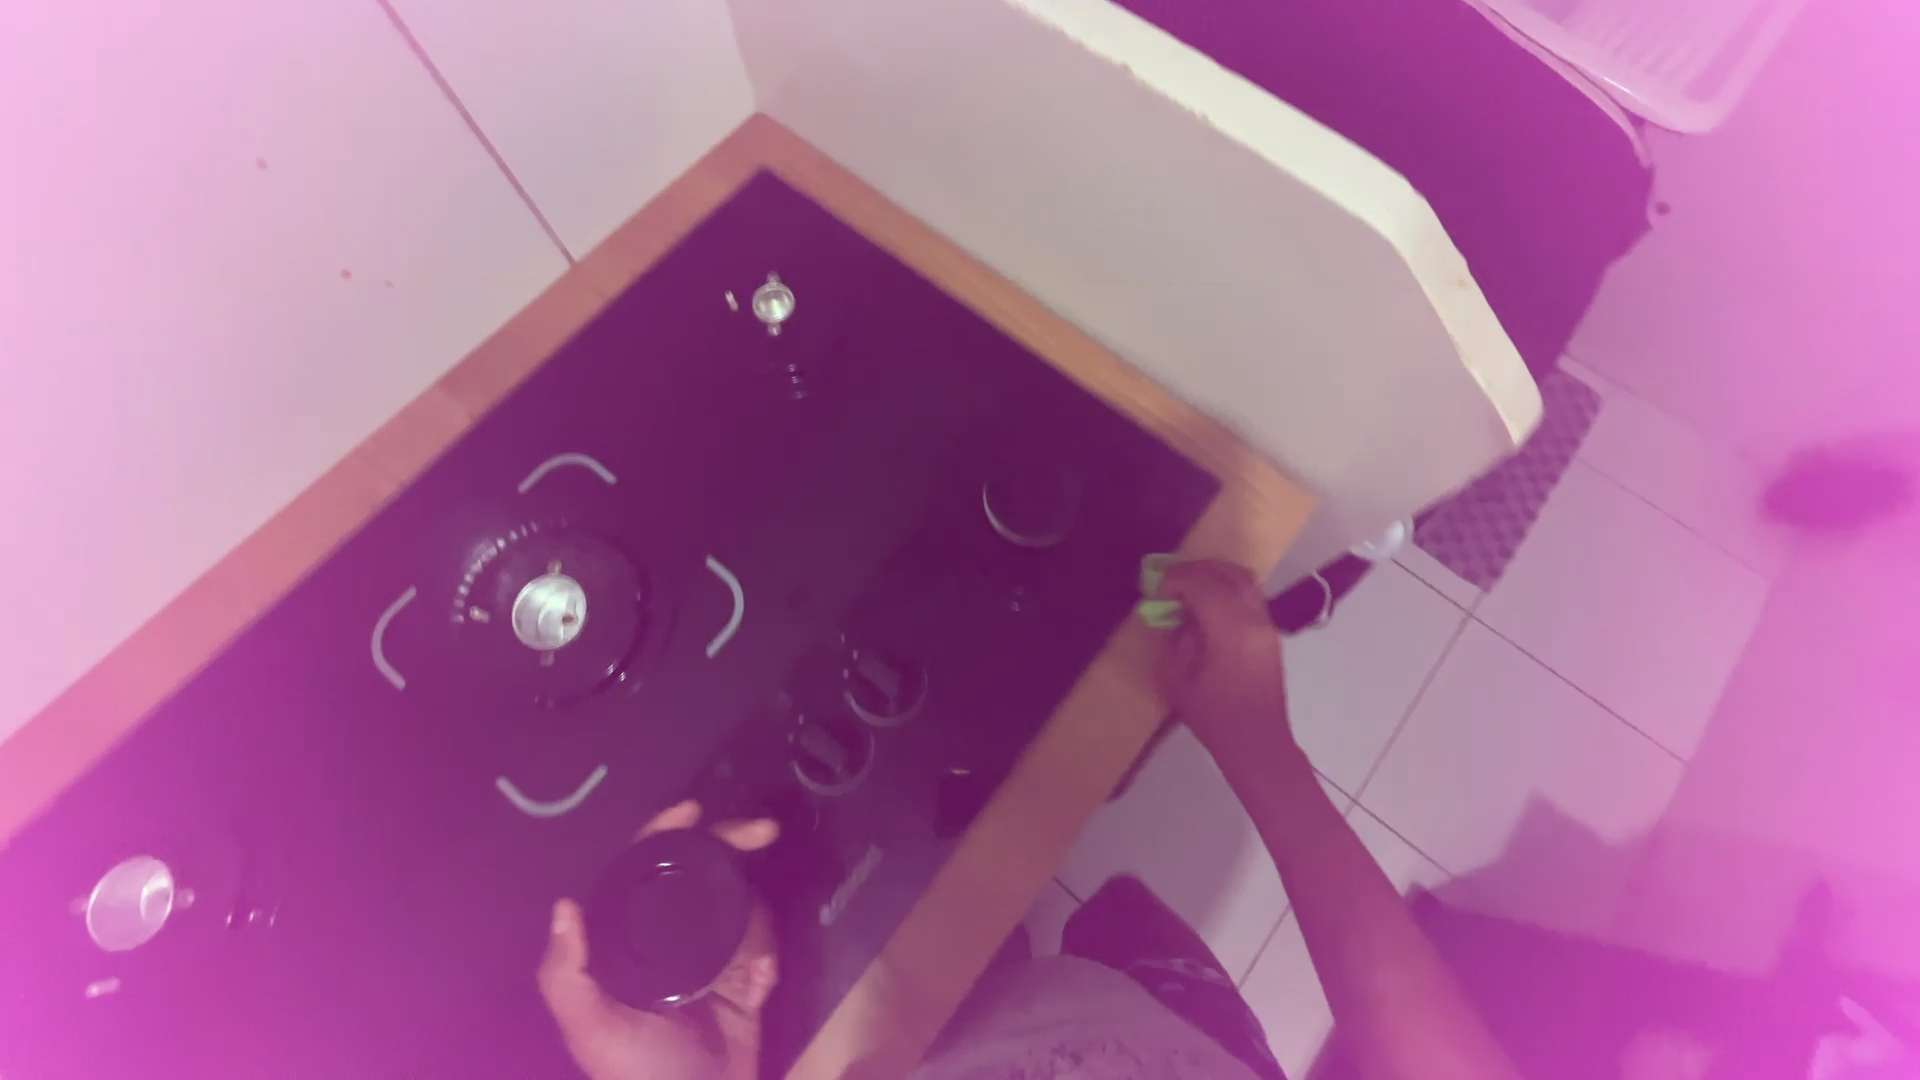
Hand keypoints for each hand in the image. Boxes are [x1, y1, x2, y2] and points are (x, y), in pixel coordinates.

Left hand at [538, 801, 779, 1079]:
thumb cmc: (639, 1073)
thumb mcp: (593, 1031)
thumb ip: (568, 976)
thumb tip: (565, 903)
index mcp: (629, 939)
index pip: (644, 870)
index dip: (665, 834)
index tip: (694, 811)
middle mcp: (670, 933)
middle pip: (702, 868)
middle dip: (733, 843)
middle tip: (765, 832)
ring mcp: (711, 948)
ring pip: (740, 900)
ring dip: (754, 924)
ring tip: (753, 969)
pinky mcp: (746, 967)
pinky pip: (764, 937)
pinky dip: (766, 952)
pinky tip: (760, 984)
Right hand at [1156, 560, 1297, 764]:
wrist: (1257, 743)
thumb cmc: (1213, 716)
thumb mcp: (1178, 677)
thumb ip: (1178, 637)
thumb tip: (1180, 615)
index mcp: (1231, 630)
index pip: (1202, 585)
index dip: (1176, 581)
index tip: (1157, 592)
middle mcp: (1254, 619)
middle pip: (1227, 574)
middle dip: (1196, 570)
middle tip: (1170, 581)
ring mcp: (1267, 625)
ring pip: (1243, 580)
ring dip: (1214, 576)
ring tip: (1188, 587)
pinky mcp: (1270, 634)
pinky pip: (1249, 596)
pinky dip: (1226, 589)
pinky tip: (1206, 605)